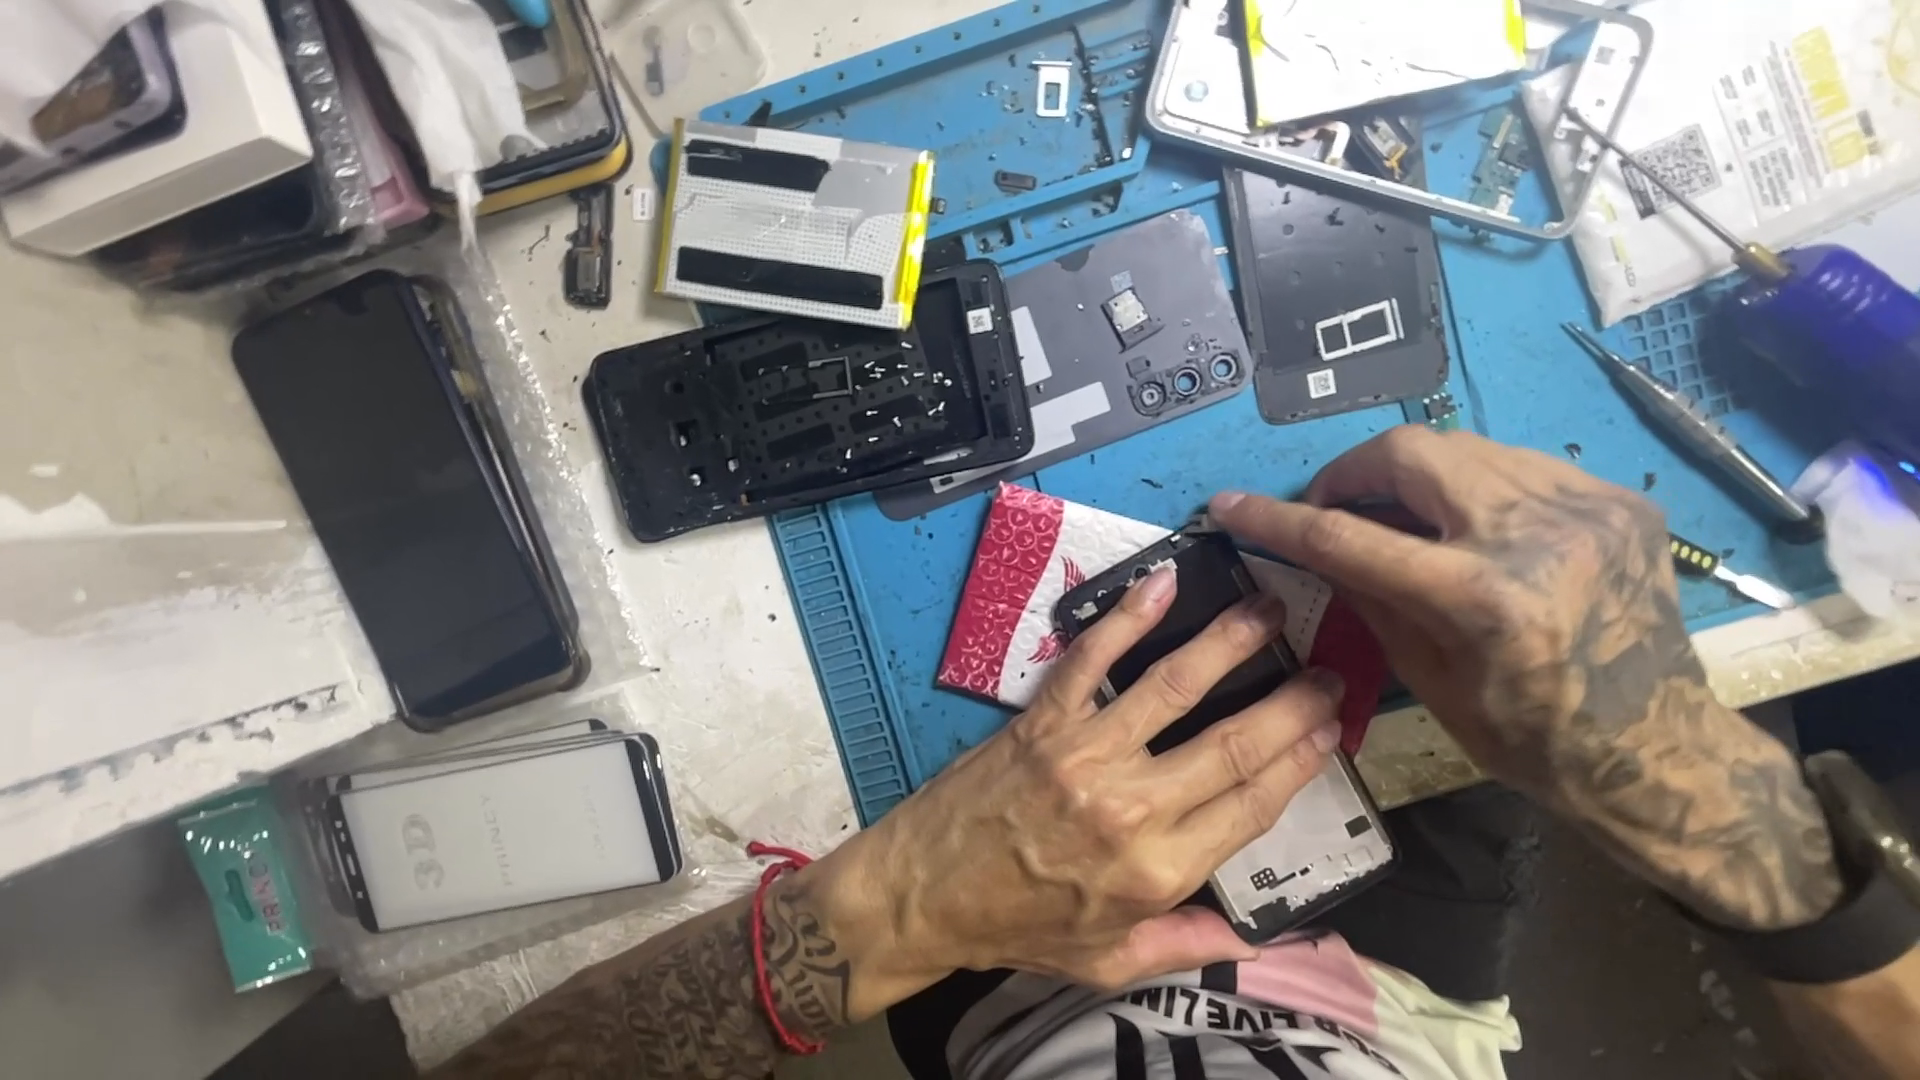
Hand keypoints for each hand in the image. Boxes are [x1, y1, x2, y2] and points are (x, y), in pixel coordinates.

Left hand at [852, 569, 1343, 995]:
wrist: (924, 894)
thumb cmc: (1015, 928)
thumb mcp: (1105, 962)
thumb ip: (1184, 947)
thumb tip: (1255, 940)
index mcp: (1159, 871)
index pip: (1252, 804)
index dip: (1299, 760)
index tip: (1329, 725)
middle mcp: (1132, 806)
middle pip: (1231, 743)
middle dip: (1290, 702)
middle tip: (1327, 667)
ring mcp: (1085, 753)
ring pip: (1173, 686)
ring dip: (1228, 642)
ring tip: (1268, 609)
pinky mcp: (1043, 719)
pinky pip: (1092, 659)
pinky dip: (1127, 617)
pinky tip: (1162, 584)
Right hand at [1208, 427, 1841, 930]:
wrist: (1656, 750)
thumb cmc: (1523, 734)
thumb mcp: (1421, 673)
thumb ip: (1363, 592)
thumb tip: (1309, 543)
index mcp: (1482, 599)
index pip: (1348, 537)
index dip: (1276, 518)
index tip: (1229, 505)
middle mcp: (1539, 535)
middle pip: (1408, 453)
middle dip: (1349, 471)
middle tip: (1331, 505)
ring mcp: (1588, 506)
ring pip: (1458, 444)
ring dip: (1405, 473)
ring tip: (1391, 513)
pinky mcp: (1617, 498)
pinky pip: (1509, 462)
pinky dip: (1463, 482)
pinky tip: (1459, 520)